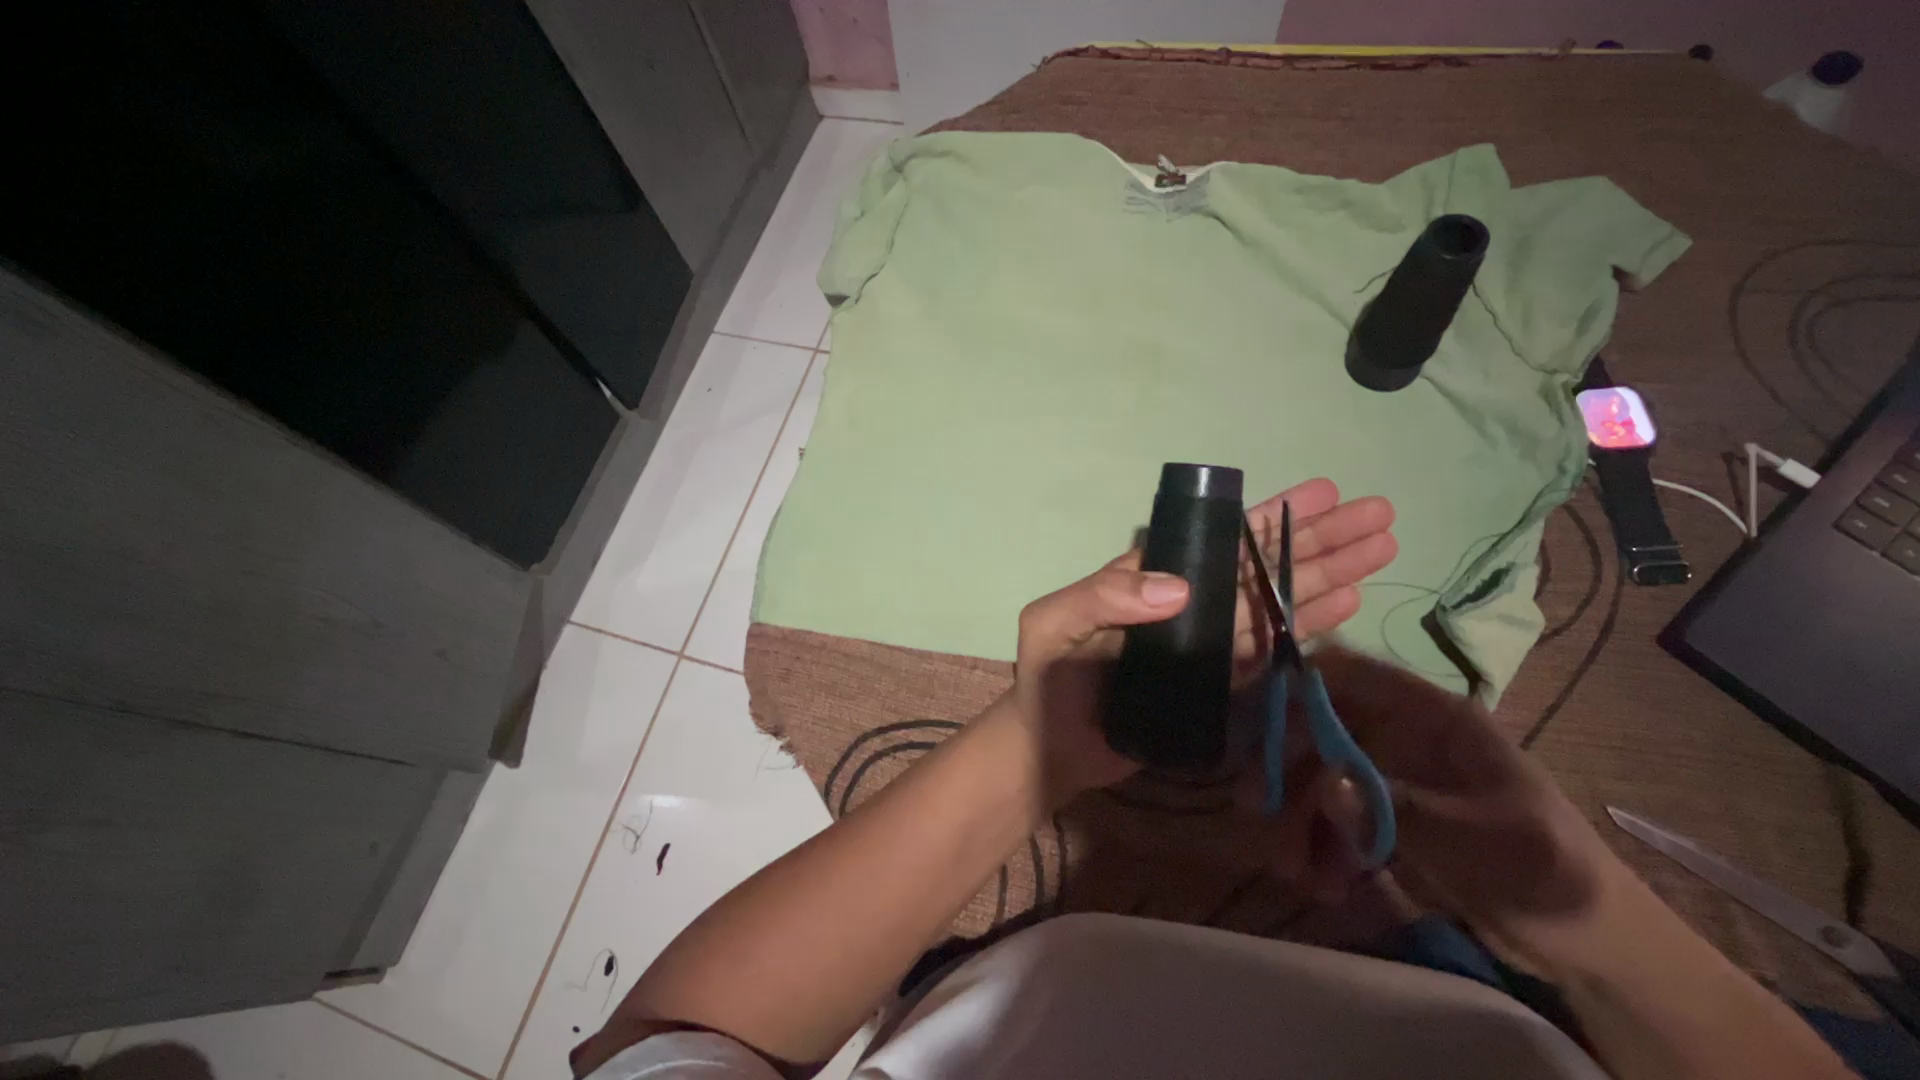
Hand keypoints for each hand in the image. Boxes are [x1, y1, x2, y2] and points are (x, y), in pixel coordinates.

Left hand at [1006, 479, 1396, 803]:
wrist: (1054, 747)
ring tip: (1382, 550)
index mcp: (1152, 576)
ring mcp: (1208, 639)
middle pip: (1264, 562)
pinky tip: (1346, 603)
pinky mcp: (1219, 679)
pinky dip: (1308, 624)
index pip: (1221, 536)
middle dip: (1321, 538)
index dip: (1273, 515)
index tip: (1323, 493)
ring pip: (1277, 599)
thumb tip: (1182, 588)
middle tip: (1380, 516)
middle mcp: (1189, 600)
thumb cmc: (1049, 680)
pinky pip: (1271, 645)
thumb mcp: (1054, 624)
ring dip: (1328, 575)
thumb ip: (1102, 597)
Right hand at [1278, 649, 1630, 952]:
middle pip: (1318, 727)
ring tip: (1295, 871)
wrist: (1593, 947)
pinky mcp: (1386, 819)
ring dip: (1297, 819)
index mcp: (1431, 718)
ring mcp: (1391, 778)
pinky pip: (1333, 820)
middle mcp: (1401, 736)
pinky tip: (1325, 884)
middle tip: (1257, 812)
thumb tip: (1326, 784)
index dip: (1297, 686)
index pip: (1349, 673)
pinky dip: (1319, 847)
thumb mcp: (1478, 842)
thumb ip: (1399, 809)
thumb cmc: (1548, 876)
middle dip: (1284, 769)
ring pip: (1317, 777)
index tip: (1258, 727)